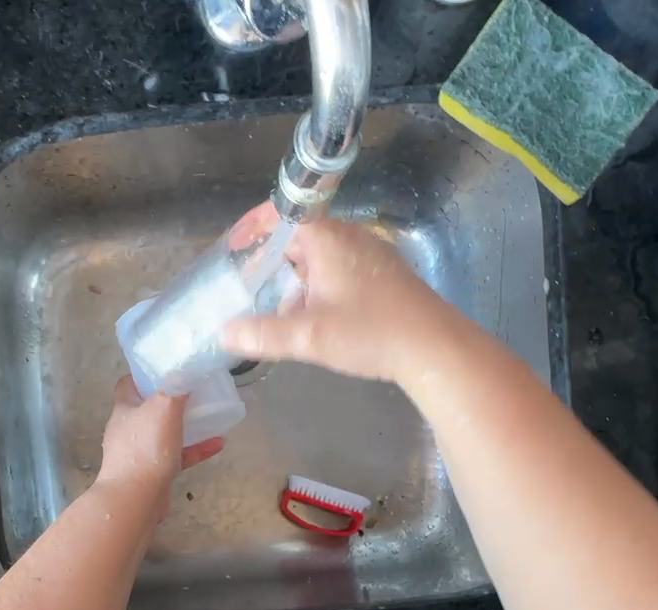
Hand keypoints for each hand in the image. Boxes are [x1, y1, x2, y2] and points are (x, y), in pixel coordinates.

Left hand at [95, 378, 224, 503]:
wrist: (136, 498)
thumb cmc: (146, 447)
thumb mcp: (164, 407)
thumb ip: (176, 387)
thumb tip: (186, 372)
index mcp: (124, 409)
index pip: (129, 383)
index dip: (145, 374)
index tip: (167, 367)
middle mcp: (128, 429)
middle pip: (149, 408)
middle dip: (170, 399)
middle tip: (193, 390)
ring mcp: (140, 453)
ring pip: (165, 433)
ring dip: (187, 425)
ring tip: (209, 415)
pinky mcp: (153, 473)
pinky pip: (178, 456)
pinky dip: (196, 449)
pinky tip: (218, 444)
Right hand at [218, 206, 468, 384]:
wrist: (432, 347)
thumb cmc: (370, 332)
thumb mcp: (309, 337)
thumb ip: (263, 334)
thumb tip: (225, 333)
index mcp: (328, 238)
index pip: (283, 213)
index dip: (255, 227)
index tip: (234, 247)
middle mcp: (349, 237)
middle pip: (299, 237)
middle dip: (272, 260)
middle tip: (249, 285)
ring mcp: (368, 256)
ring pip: (319, 257)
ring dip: (295, 279)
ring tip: (278, 310)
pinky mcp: (381, 276)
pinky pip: (337, 271)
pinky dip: (317, 287)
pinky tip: (314, 317)